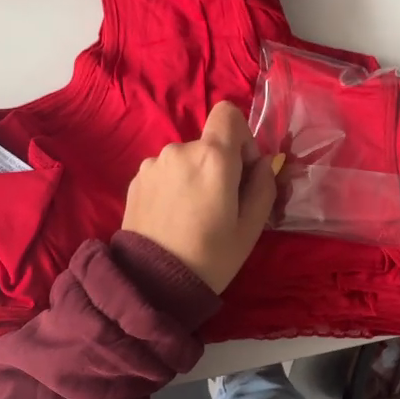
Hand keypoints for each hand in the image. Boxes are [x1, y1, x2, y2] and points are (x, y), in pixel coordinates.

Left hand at [120, 101, 280, 291]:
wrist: (153, 284)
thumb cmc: (211, 256)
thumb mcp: (252, 226)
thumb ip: (264, 185)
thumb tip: (260, 165)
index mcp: (212, 156)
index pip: (229, 114)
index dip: (242, 137)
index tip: (244, 170)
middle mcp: (179, 150)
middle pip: (208, 144)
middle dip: (220, 166)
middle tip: (222, 207)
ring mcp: (152, 164)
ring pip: (186, 160)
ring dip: (195, 177)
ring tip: (194, 216)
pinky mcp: (135, 181)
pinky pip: (166, 173)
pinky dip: (174, 187)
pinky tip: (173, 219)